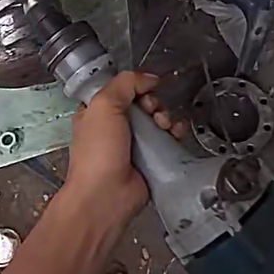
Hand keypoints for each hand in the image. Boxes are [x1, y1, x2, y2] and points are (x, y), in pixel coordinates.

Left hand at [59, 72, 186, 230]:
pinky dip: (175, 132)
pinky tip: (175, 132)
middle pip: (144, 102)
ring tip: (163, 124)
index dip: (135, 86)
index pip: (121, 89)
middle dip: (153, 102)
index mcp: (97, 112)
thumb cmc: (97, 152)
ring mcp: (134, 143)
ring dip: (166, 116)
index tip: (144, 89)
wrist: (106, 196)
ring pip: (158, 119)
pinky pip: (168, 138)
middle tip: (152, 110)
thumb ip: (125, 84)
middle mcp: (115, 126)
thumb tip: (149, 78)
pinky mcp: (152, 158)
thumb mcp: (103, 105)